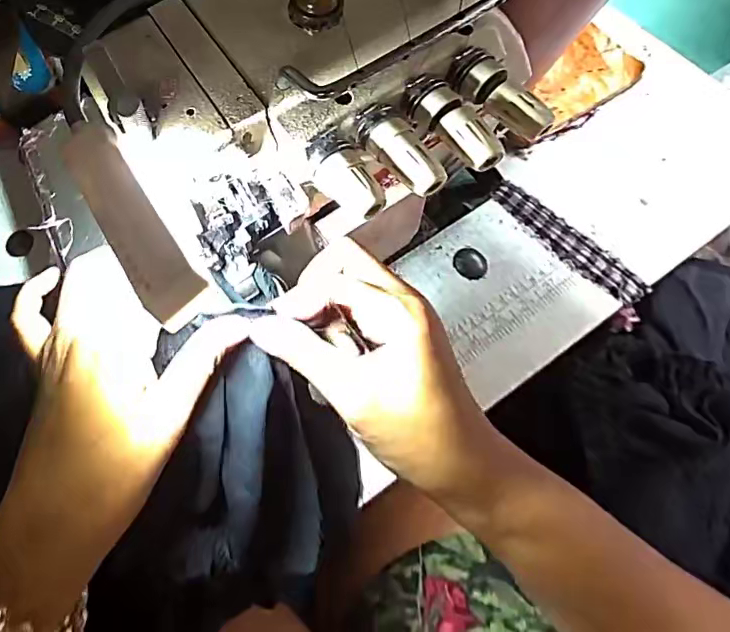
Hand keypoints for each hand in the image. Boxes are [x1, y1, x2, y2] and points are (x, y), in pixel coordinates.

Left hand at [0, 251, 250, 626]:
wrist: (48, 528)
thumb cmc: (112, 478)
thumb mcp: (166, 422)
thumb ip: (200, 364)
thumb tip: (238, 325)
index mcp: (108, 342)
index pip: (146, 287)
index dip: (178, 279)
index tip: (203, 283)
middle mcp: (75, 333)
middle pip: (109, 275)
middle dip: (143, 269)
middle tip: (177, 278)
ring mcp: (50, 346)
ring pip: (78, 287)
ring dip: (108, 275)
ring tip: (141, 276)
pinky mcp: (37, 364)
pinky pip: (25, 317)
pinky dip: (37, 292)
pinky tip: (54, 281)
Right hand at [247, 238, 502, 501]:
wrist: (464, 467)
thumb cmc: (422, 436)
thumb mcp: (352, 394)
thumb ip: (304, 354)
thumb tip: (265, 328)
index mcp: (399, 308)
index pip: (333, 277)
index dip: (299, 300)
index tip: (277, 326)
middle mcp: (405, 300)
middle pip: (344, 263)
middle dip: (312, 291)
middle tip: (295, 327)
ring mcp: (405, 314)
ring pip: (350, 285)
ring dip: (326, 311)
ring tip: (323, 353)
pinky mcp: (401, 332)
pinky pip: (360, 308)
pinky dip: (340, 326)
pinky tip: (339, 361)